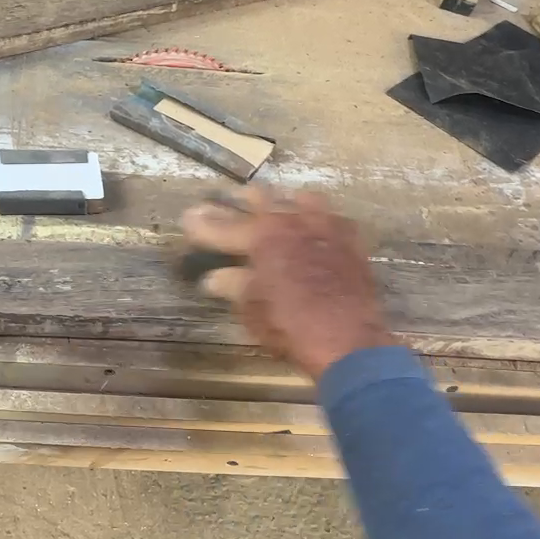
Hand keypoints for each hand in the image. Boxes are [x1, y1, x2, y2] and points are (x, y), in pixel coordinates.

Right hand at [180, 187, 391, 380]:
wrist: (347, 338)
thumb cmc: (289, 324)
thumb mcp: (252, 308)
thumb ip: (234, 286)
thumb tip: (215, 278)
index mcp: (263, 235)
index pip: (224, 226)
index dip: (203, 224)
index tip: (187, 217)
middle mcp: (294, 221)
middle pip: (263, 199)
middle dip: (241, 201)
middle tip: (229, 201)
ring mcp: (327, 227)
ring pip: (300, 199)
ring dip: (283, 201)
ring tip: (274, 206)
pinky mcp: (352, 241)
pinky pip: (331, 218)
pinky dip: (315, 219)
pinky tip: (314, 227)